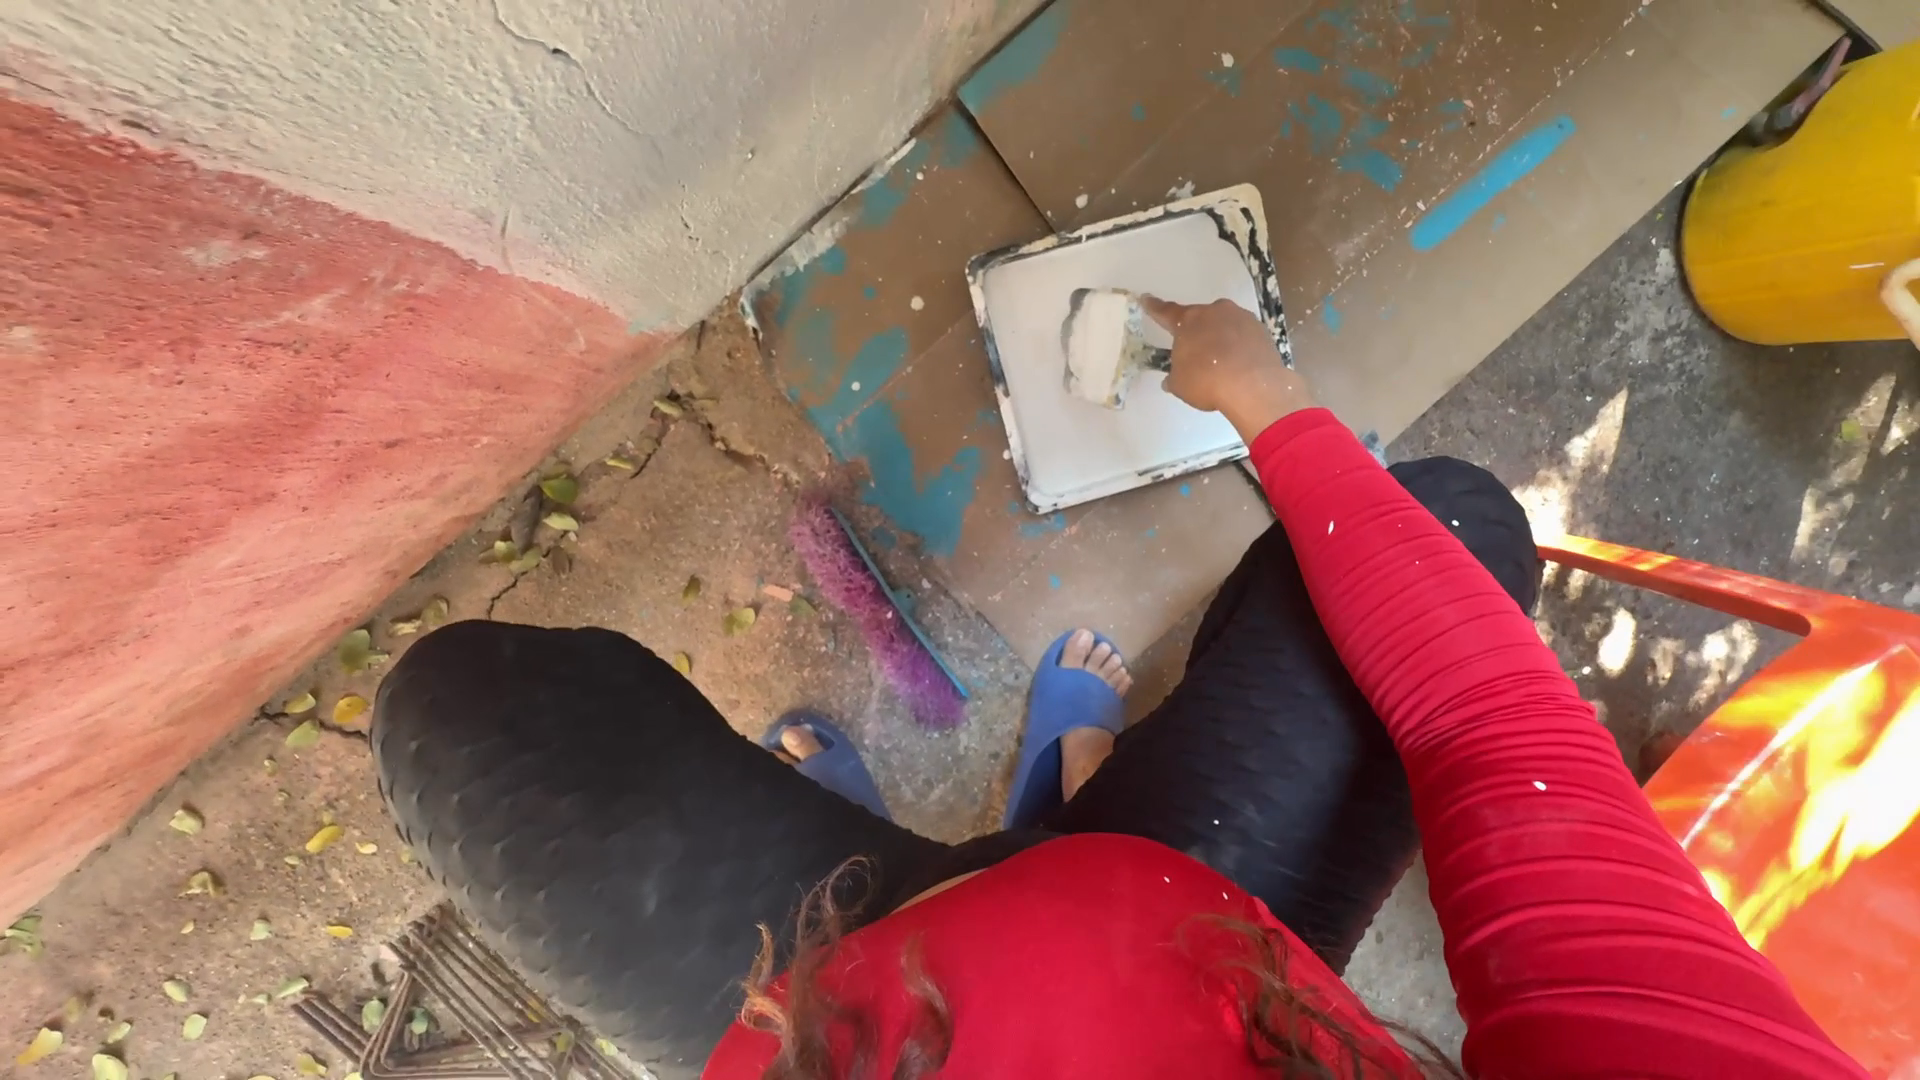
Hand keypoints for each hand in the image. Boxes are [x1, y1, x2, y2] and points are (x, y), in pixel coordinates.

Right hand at [1140, 296, 1317, 440]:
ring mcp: (1240, 317)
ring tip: (1220, 363)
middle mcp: (1214, 311)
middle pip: (1200, 319)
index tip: (1146, 298)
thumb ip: (1174, 377)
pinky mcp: (1261, 329)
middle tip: (1195, 354)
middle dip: (1196, 332)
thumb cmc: (1207, 381)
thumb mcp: (1180, 384)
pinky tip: (1237, 364)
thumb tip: (1171, 379)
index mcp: (1188, 321)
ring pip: (1223, 325)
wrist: (1252, 386)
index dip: (1154, 307)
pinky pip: (1242, 335)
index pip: (1165, 312)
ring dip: (1219, 338)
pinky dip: (1238, 346)